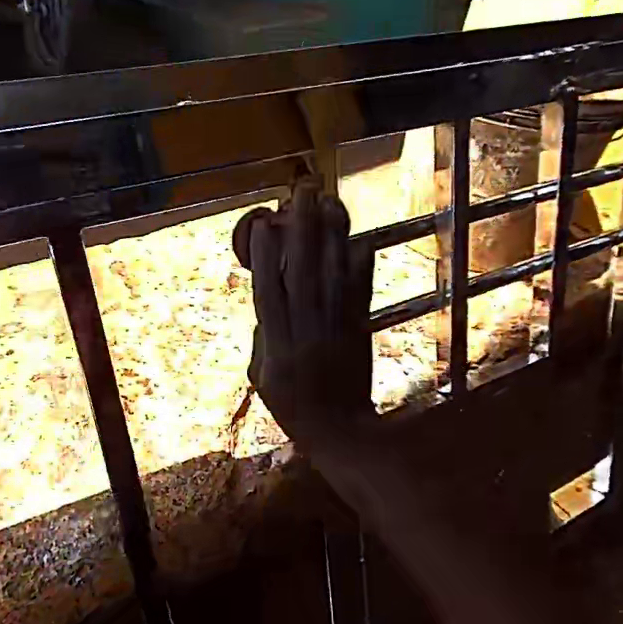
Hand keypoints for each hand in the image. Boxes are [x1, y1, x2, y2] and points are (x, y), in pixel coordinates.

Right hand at [233, 181, 375, 452]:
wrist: (341, 430)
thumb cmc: (295, 408)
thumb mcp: (264, 377)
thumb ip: (264, 337)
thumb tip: (268, 301)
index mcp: (278, 344)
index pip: (268, 290)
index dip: (264, 254)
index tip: (262, 222)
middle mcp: (307, 329)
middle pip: (302, 270)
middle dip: (301, 228)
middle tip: (301, 193)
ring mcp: (337, 326)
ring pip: (333, 273)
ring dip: (331, 235)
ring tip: (328, 202)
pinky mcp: (361, 327)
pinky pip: (360, 290)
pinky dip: (359, 263)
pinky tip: (357, 238)